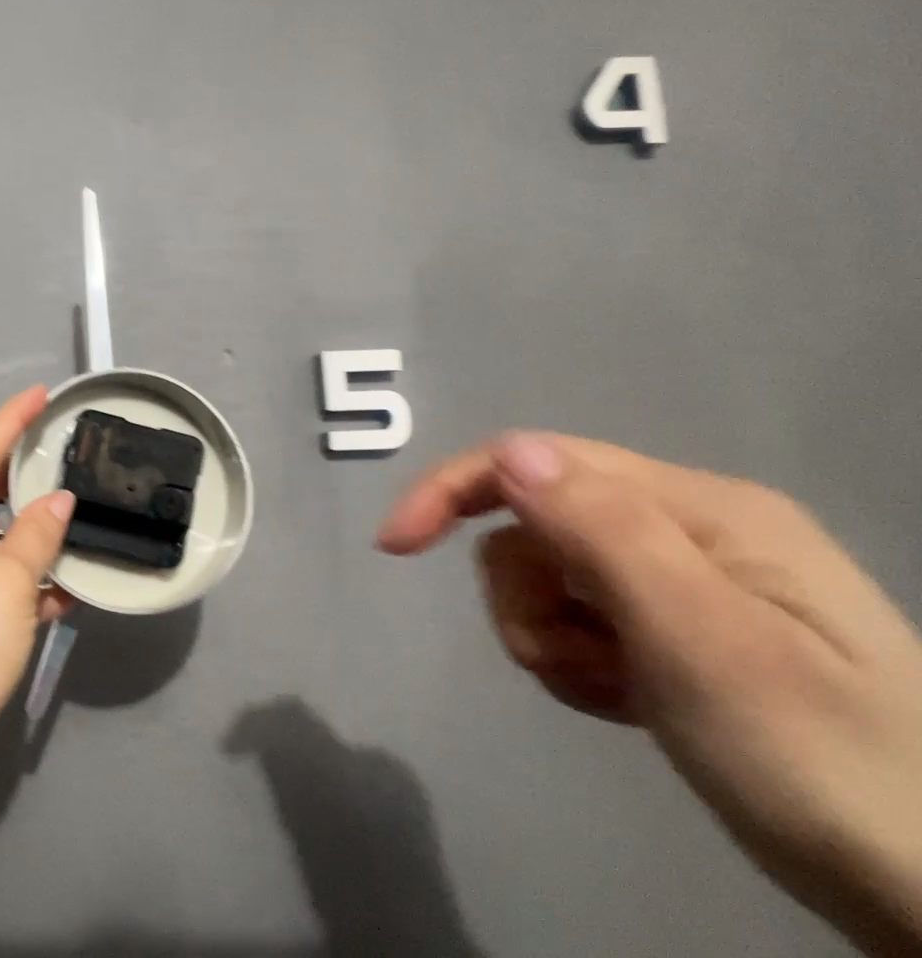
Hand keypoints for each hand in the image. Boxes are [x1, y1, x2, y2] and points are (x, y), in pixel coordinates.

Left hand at [0, 387, 75, 755]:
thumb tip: (59, 502)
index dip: (11, 423)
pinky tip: (64, 583)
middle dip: (25, 483)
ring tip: (77, 518)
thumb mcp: (7, 582)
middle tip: (71, 459)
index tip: (41, 393)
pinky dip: (18, 574)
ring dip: (29, 536)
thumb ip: (37, 533)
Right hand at [378, 432, 921, 955]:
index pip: (542, 461)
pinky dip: (577, 663)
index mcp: (705, 513)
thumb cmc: (821, 763)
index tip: (393, 551)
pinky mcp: (683, 634)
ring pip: (550, 580)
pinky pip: (582, 624)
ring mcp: (690, 585)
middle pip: (538, 528)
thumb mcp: (702, 643)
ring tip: (610, 693)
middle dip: (523, 597)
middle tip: (576, 664)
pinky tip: (624, 702)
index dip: (453, 492)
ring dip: (548, 638)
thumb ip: (604, 533)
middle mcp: (694, 532)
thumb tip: (510, 451)